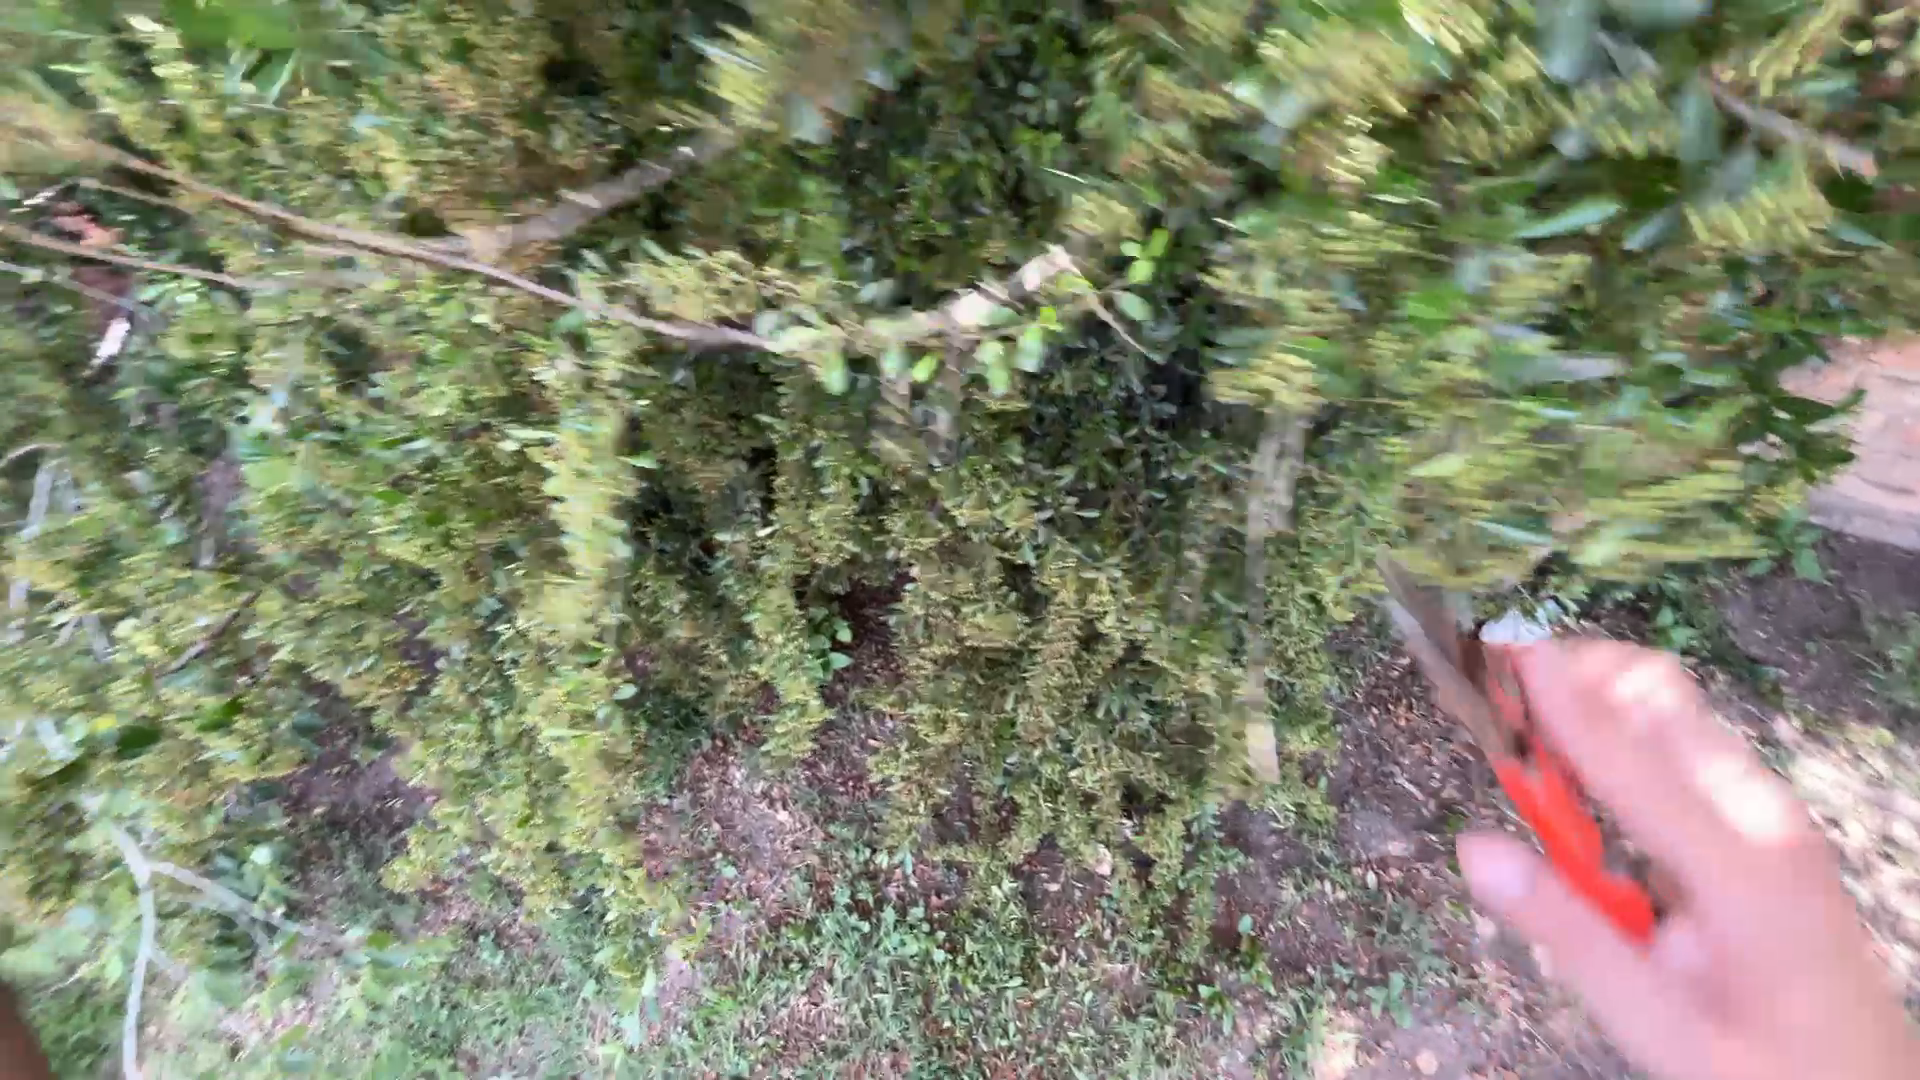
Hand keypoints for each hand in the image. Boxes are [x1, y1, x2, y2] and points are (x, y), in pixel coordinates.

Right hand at [1456, 640, 1918, 1079]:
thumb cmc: (1759, 1061)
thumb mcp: (1655, 1023)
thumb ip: (1565, 931)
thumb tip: (1472, 847)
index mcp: (1742, 868)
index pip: (1631, 758)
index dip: (1561, 697)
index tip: (1502, 648)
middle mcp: (1758, 813)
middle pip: (1654, 695)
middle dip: (1565, 674)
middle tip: (1490, 694)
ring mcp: (1758, 803)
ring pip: (1657, 702)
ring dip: (1577, 690)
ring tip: (1509, 718)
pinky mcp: (1745, 806)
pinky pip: (1661, 728)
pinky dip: (1597, 716)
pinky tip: (1555, 753)